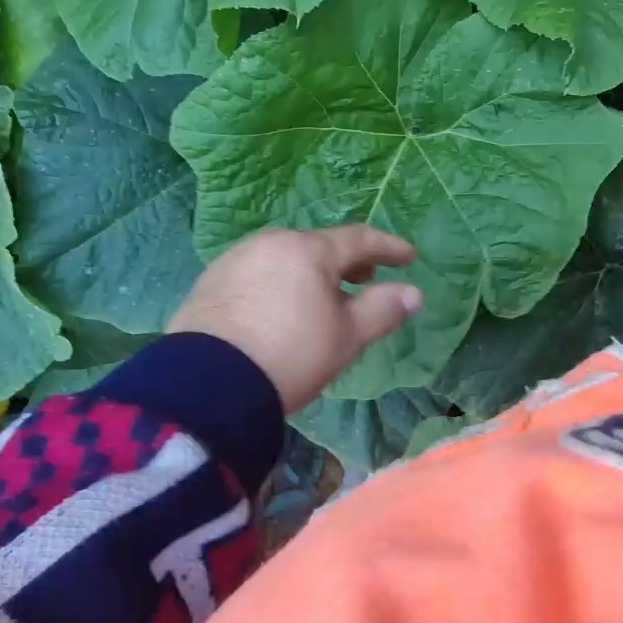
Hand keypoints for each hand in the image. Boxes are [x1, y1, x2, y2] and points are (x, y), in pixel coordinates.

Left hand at [167, 226, 422, 413]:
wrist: (209, 383)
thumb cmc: (291, 355)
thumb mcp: (346, 337)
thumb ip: (382, 310)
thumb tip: (412, 293)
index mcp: (307, 250)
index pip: (358, 239)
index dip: (387, 248)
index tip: (408, 257)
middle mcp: (269, 244)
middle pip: (317, 247)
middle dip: (346, 262)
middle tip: (365, 280)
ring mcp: (234, 261)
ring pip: (284, 260)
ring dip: (309, 274)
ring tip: (322, 301)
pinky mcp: (209, 283)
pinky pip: (257, 275)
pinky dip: (278, 285)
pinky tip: (280, 311)